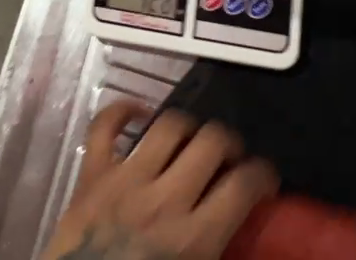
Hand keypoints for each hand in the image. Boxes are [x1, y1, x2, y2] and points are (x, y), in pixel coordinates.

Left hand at [43, 103, 279, 259]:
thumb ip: (218, 254)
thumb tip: (249, 247)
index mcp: (193, 240)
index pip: (243, 186)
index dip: (263, 175)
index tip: (264, 178)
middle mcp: (163, 201)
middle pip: (211, 143)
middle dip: (229, 144)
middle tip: (230, 156)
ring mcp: (124, 180)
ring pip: (168, 126)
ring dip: (188, 127)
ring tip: (193, 138)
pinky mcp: (91, 173)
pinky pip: (104, 125)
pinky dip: (122, 110)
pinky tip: (139, 112)